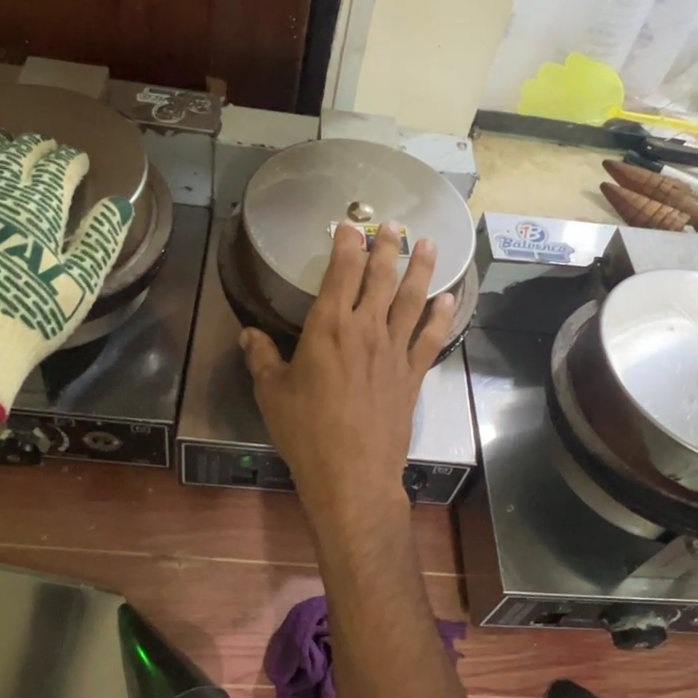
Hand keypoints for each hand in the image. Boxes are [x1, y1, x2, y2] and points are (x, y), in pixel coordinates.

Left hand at [0, 126, 132, 422]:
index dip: (69, 161)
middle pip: (18, 156)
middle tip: (43, 146)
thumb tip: (120, 203)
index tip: (76, 160)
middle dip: (35, 147)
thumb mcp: (79, 286)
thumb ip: (100, 240)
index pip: (58, 170)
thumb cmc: (27, 319)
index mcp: (41, 212)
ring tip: (2, 140)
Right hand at [241, 221, 455, 526]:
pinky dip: (441, 316)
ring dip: (421, 269)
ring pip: (412, 299)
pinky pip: (431, 338)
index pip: (341, 272)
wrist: (352, 473)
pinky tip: (449, 299)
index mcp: (328, 327)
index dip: (346, 244)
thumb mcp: (272, 393)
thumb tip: (248, 334)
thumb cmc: (306, 431)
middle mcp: (366, 329)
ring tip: (429, 243)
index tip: (349, 225)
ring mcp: (394, 351)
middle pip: (381, 278)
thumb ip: (261, 357)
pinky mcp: (412, 375)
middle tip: (394, 225)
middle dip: (387, 247)